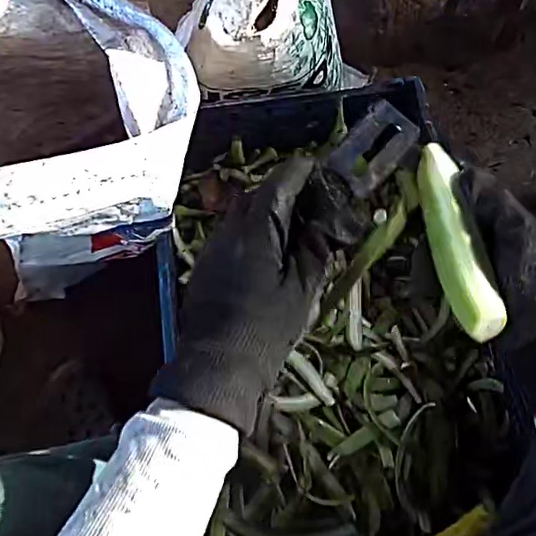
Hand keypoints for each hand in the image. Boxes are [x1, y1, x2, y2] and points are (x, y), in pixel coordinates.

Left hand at [154, 156, 330, 433]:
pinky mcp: (207, 261)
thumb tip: (328, 220)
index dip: (302, 171)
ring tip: (298, 226)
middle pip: (258, 192)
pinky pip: (233, 230)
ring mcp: (213, 245)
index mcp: (256, 231)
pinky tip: (273, 249)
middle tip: (315, 201)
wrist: (217, 365)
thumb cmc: (267, 328)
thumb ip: (316, 248)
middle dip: (286, 188)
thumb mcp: (304, 289)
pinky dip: (256, 227)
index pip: (279, 183)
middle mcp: (229, 230)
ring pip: (243, 210)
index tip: (322, 169)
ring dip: (269, 208)